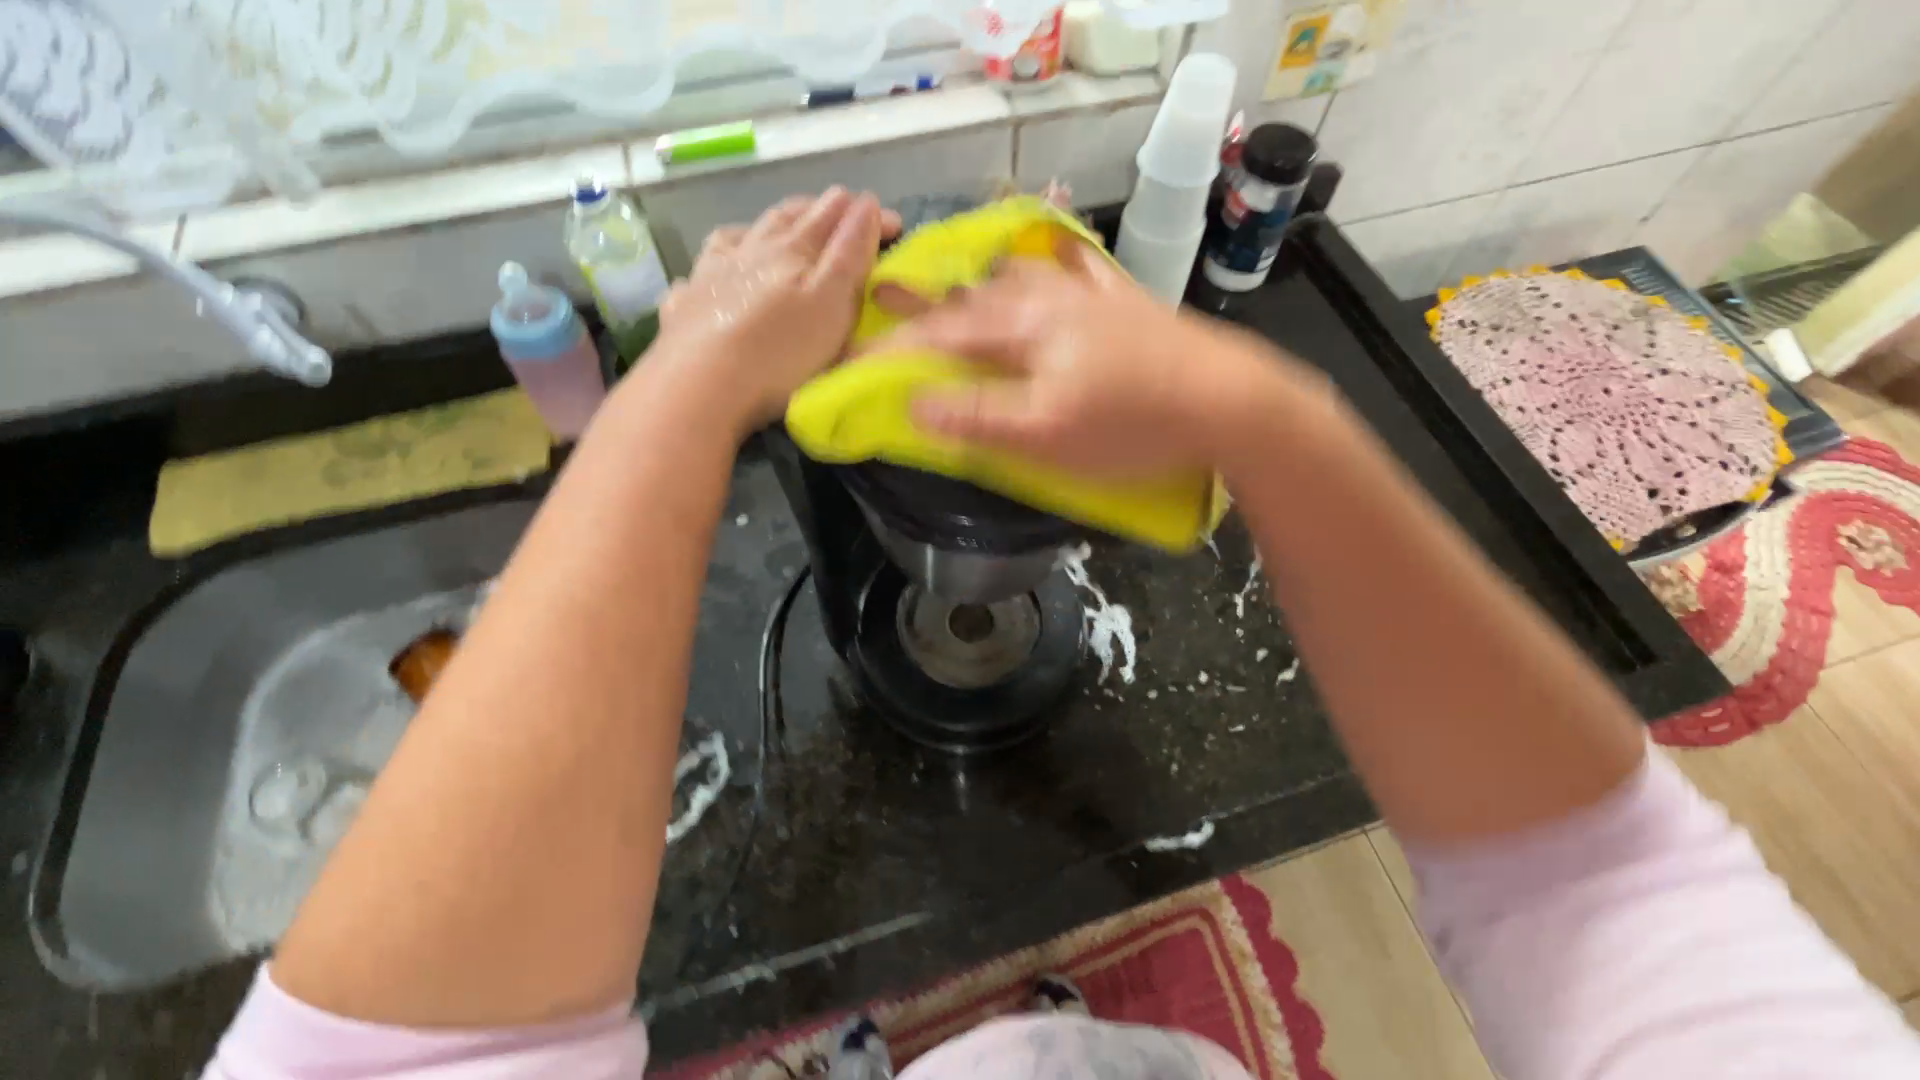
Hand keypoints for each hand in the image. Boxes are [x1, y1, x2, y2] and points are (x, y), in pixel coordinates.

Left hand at [652, 188, 899, 428]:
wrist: (700, 388)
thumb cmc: (780, 352)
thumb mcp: (831, 303)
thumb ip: (850, 254)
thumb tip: (866, 204)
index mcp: (791, 250)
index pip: (833, 217)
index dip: (863, 215)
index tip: (893, 222)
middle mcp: (749, 250)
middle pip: (786, 217)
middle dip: (816, 210)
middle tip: (838, 209)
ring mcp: (711, 275)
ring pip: (739, 236)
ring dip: (762, 227)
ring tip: (775, 230)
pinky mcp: (686, 306)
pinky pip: (698, 274)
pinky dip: (713, 266)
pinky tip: (713, 275)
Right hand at [874, 241, 1307, 475]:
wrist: (1232, 404)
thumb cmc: (1132, 427)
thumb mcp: (1044, 437)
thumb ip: (974, 416)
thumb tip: (910, 399)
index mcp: (1023, 331)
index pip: (941, 334)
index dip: (893, 348)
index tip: (852, 359)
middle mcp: (1051, 301)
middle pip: (975, 296)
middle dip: (926, 298)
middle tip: (884, 289)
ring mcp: (1093, 298)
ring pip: (1022, 279)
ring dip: (981, 280)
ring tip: (960, 276)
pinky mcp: (1129, 307)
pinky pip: (1083, 273)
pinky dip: (1059, 263)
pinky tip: (1058, 255)